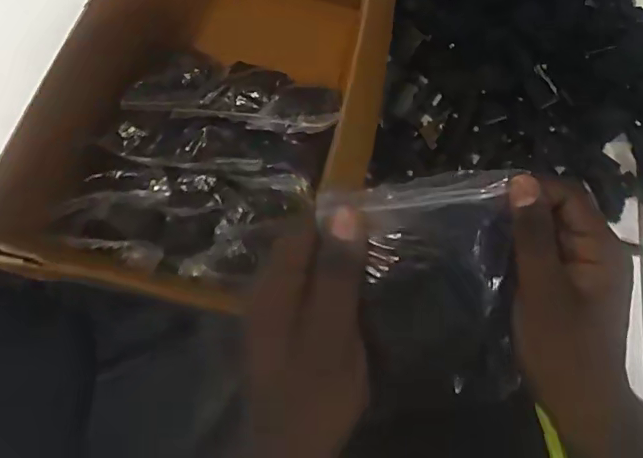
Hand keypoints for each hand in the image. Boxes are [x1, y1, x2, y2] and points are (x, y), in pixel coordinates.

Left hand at [243, 207, 368, 457]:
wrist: (288, 457)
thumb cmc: (312, 395)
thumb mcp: (332, 333)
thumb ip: (337, 272)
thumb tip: (344, 208)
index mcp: (273, 283)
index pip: (304, 225)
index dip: (336, 216)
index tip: (372, 216)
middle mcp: (265, 287)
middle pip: (304, 243)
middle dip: (339, 240)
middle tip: (377, 249)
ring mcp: (270, 308)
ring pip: (307, 266)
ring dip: (336, 265)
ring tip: (368, 275)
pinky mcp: (281, 328)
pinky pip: (307, 289)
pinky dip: (330, 289)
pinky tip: (350, 304)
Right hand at [510, 174, 642, 457]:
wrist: (581, 410)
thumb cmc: (563, 349)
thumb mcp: (543, 288)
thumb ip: (533, 234)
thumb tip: (521, 180)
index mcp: (602, 247)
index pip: (568, 194)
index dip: (534, 187)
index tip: (495, 195)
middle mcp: (598, 250)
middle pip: (560, 207)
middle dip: (525, 205)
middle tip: (486, 210)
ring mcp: (585, 267)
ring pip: (551, 227)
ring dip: (522, 225)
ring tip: (488, 227)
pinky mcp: (570, 282)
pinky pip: (547, 248)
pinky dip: (525, 245)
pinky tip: (500, 250)